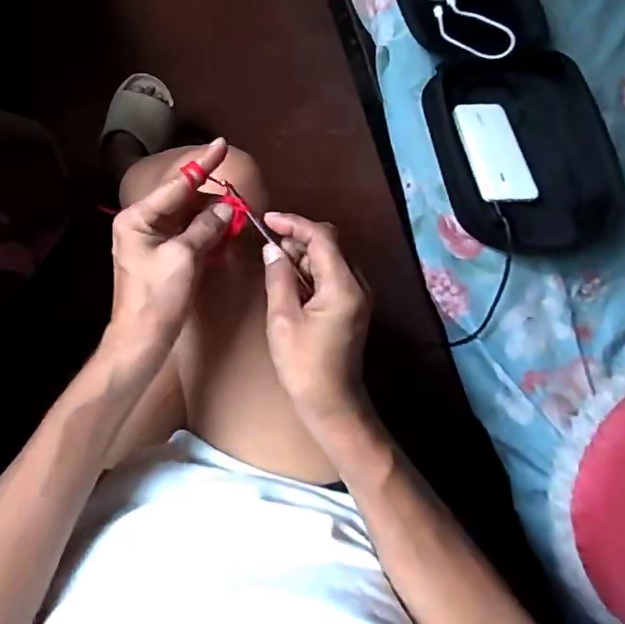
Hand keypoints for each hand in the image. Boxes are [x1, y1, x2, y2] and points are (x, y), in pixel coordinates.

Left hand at [109, 138, 238, 341]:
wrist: (140, 341)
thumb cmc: (156, 298)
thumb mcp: (183, 258)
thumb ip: (205, 227)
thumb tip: (225, 207)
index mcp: (137, 218)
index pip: (175, 185)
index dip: (201, 166)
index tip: (222, 144)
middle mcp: (140, 224)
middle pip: (182, 200)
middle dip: (210, 200)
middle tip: (238, 202)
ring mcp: (150, 241)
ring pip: (187, 219)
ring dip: (211, 219)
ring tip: (235, 218)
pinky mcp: (161, 257)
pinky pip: (187, 236)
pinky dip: (206, 235)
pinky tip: (223, 236)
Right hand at [261, 212, 371, 422]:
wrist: (332, 403)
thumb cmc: (304, 365)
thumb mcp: (283, 319)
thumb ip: (278, 278)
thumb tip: (272, 249)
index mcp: (343, 286)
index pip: (322, 237)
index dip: (294, 223)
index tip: (266, 220)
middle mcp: (358, 284)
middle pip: (330, 243)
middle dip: (298, 237)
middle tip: (268, 245)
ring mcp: (358, 295)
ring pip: (330, 257)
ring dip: (302, 253)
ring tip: (274, 263)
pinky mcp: (351, 305)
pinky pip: (331, 273)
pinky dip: (310, 268)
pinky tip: (289, 279)